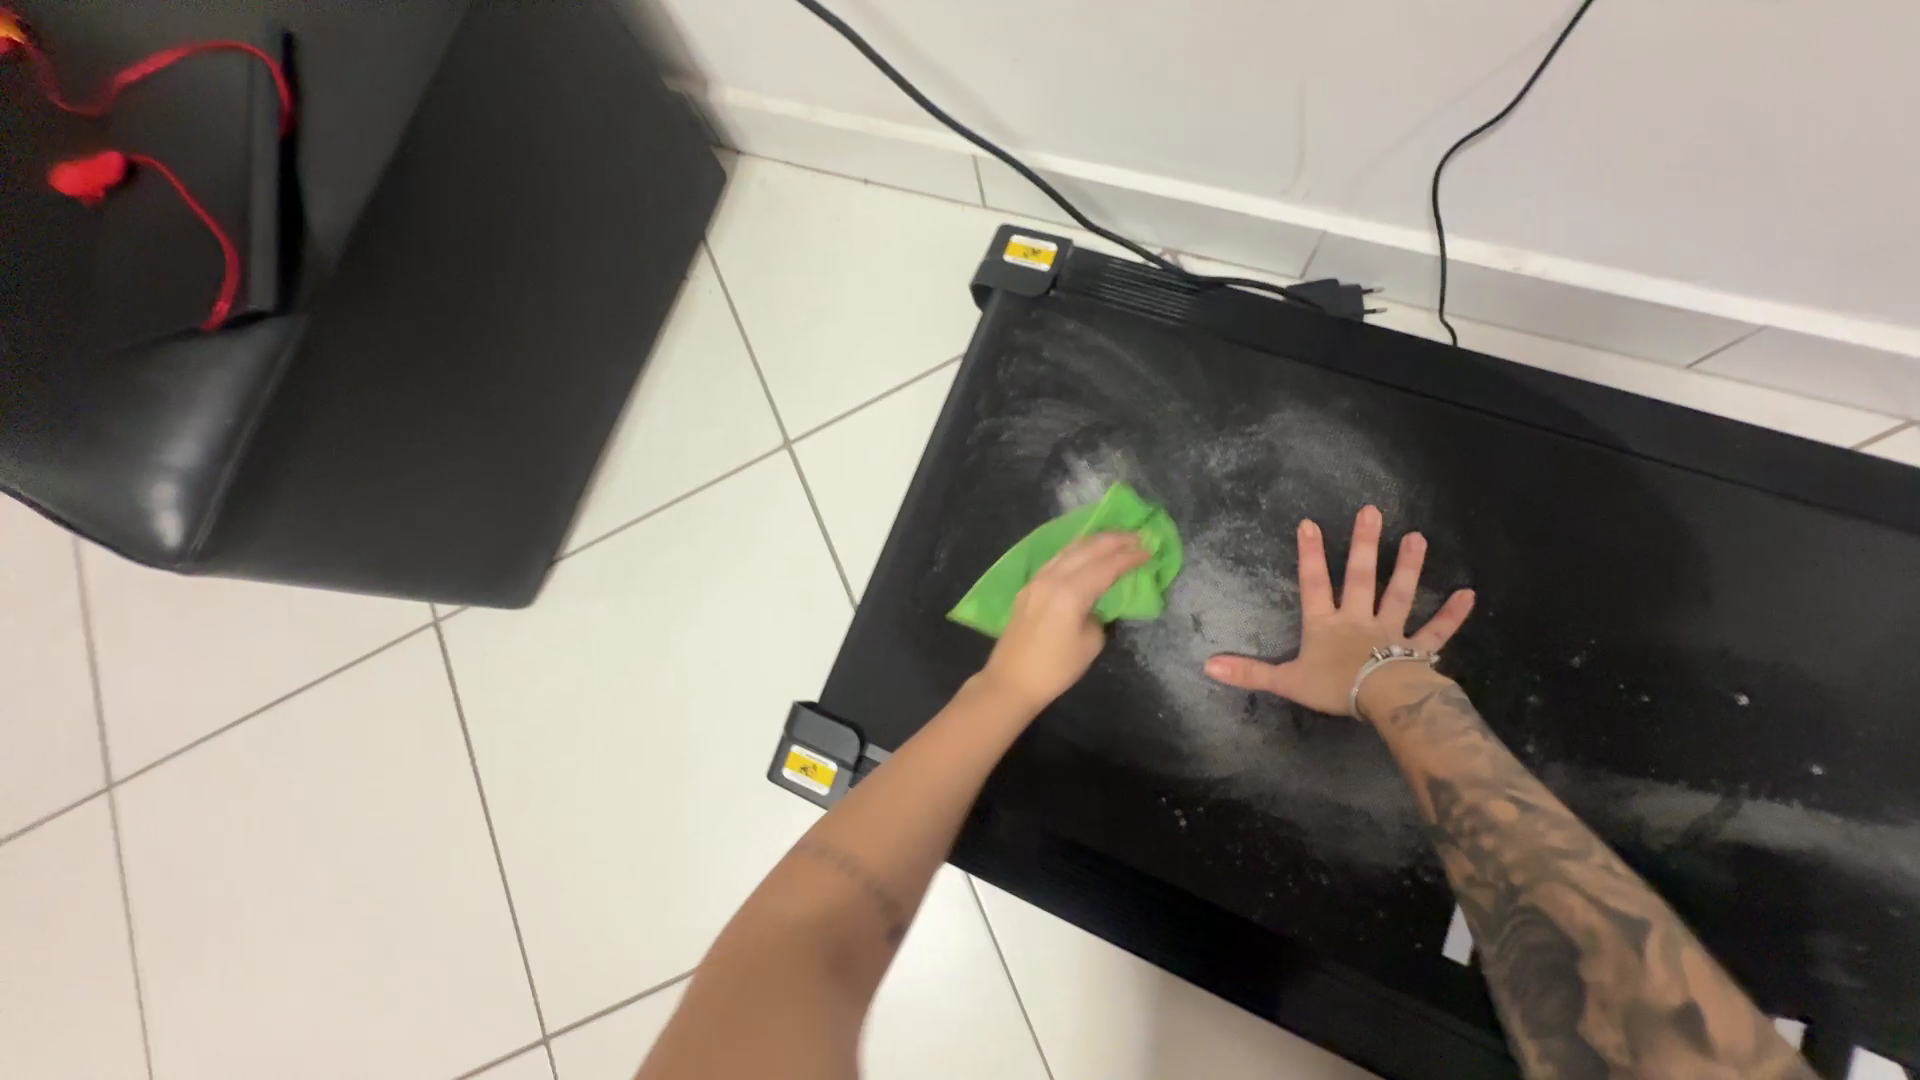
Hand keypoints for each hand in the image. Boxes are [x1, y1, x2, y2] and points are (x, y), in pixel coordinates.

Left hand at [977, 532, 1149, 714]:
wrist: (1011, 681)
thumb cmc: (1055, 669)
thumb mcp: (1091, 643)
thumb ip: (1098, 614)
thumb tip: (1095, 603)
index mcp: (1071, 592)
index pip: (1106, 566)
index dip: (1130, 556)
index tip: (1149, 550)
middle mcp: (1053, 578)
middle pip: (1087, 549)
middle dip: (1114, 540)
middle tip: (1138, 537)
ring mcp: (1037, 580)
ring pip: (1069, 549)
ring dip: (1094, 542)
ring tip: (1115, 539)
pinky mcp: (1029, 587)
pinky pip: (1057, 559)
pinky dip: (1076, 551)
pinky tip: (1085, 553)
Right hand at [1203, 505, 1474, 715]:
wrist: (1384, 701)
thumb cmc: (1335, 688)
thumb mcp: (1286, 681)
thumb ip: (1249, 673)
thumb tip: (1207, 666)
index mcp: (1325, 624)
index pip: (1313, 584)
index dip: (1310, 555)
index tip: (1309, 523)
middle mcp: (1358, 620)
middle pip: (1360, 578)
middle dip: (1364, 544)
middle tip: (1371, 511)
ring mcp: (1390, 632)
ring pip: (1399, 594)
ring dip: (1408, 566)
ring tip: (1417, 537)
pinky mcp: (1417, 649)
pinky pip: (1436, 631)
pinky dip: (1452, 614)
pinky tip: (1468, 594)